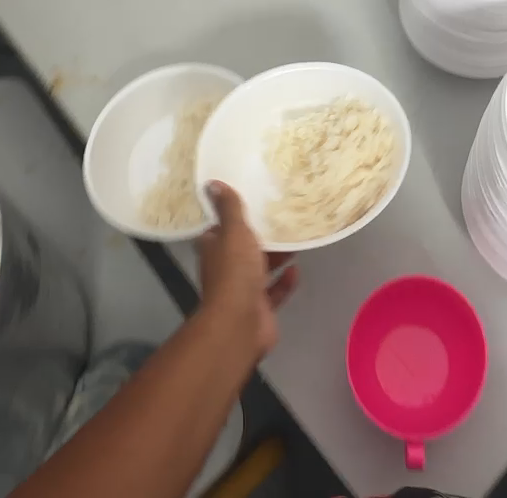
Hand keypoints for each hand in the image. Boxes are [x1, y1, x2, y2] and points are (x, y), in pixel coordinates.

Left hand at [196, 181, 297, 355]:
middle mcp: (226, 269)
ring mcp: (243, 291)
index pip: (217, 230)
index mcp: (215, 250)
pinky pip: (275, 291)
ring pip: (260, 269)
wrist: (240, 323)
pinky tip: (296, 270)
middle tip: (278, 217)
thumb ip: (229, 209)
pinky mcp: (260, 308)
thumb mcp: (233, 232)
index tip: (245, 202)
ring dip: (275, 257)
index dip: (228, 218)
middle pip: (241, 249)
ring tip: (294, 239)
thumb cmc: (234, 272)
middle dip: (258, 236)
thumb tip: (211, 183)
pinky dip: (285, 281)